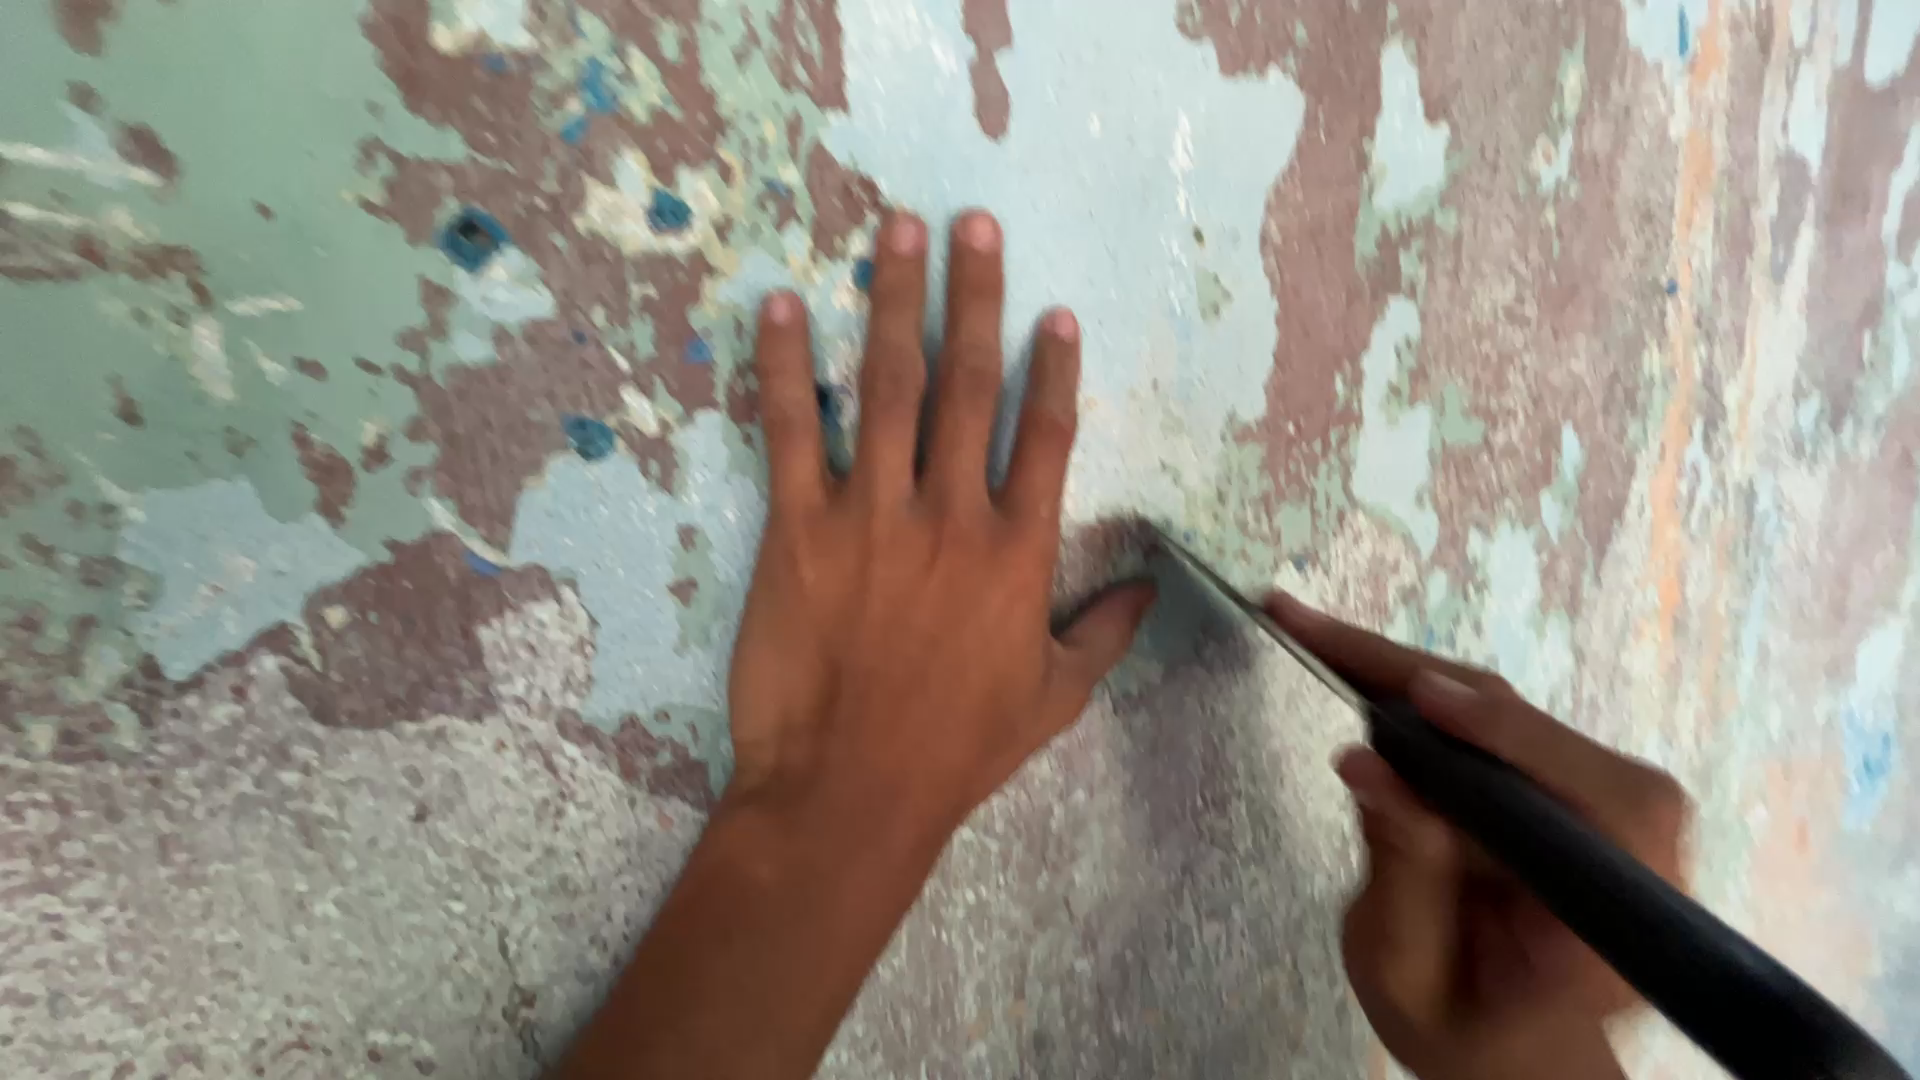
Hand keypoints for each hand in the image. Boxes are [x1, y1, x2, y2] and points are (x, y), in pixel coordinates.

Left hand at [725, 208, 1156, 846]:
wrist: (850, 792)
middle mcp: (951, 515)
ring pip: (887, 386)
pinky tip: (779, 307)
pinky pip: (793, 431)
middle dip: (974, 297)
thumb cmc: (956, 749)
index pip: (1045, 436)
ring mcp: (872, 515)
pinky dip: (784, 366)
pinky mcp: (799, 529)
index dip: (1052, 368)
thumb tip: (1152, 587)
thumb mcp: (1053, 699)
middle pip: (968, 384)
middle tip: (970, 224)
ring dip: (893, 302)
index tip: (1054, 313)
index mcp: (1016, 553)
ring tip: (894, 233)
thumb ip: (1105, 635)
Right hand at [1269, 594, 1689, 1079]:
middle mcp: (1618, 849)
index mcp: (1611, 921)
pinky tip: (1348, 664)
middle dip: (1413, 677)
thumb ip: (1400, 876)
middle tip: (1309, 629)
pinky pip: (1476, 719)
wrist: (1504, 1047)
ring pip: (1498, 711)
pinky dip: (1404, 687)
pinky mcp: (1535, 787)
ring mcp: (1580, 810)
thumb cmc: (1460, 1032)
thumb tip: (1362, 762)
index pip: (1606, 803)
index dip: (1516, 737)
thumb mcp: (1406, 974)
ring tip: (1311, 634)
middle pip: (1532, 729)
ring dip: (1398, 671)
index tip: (1425, 701)